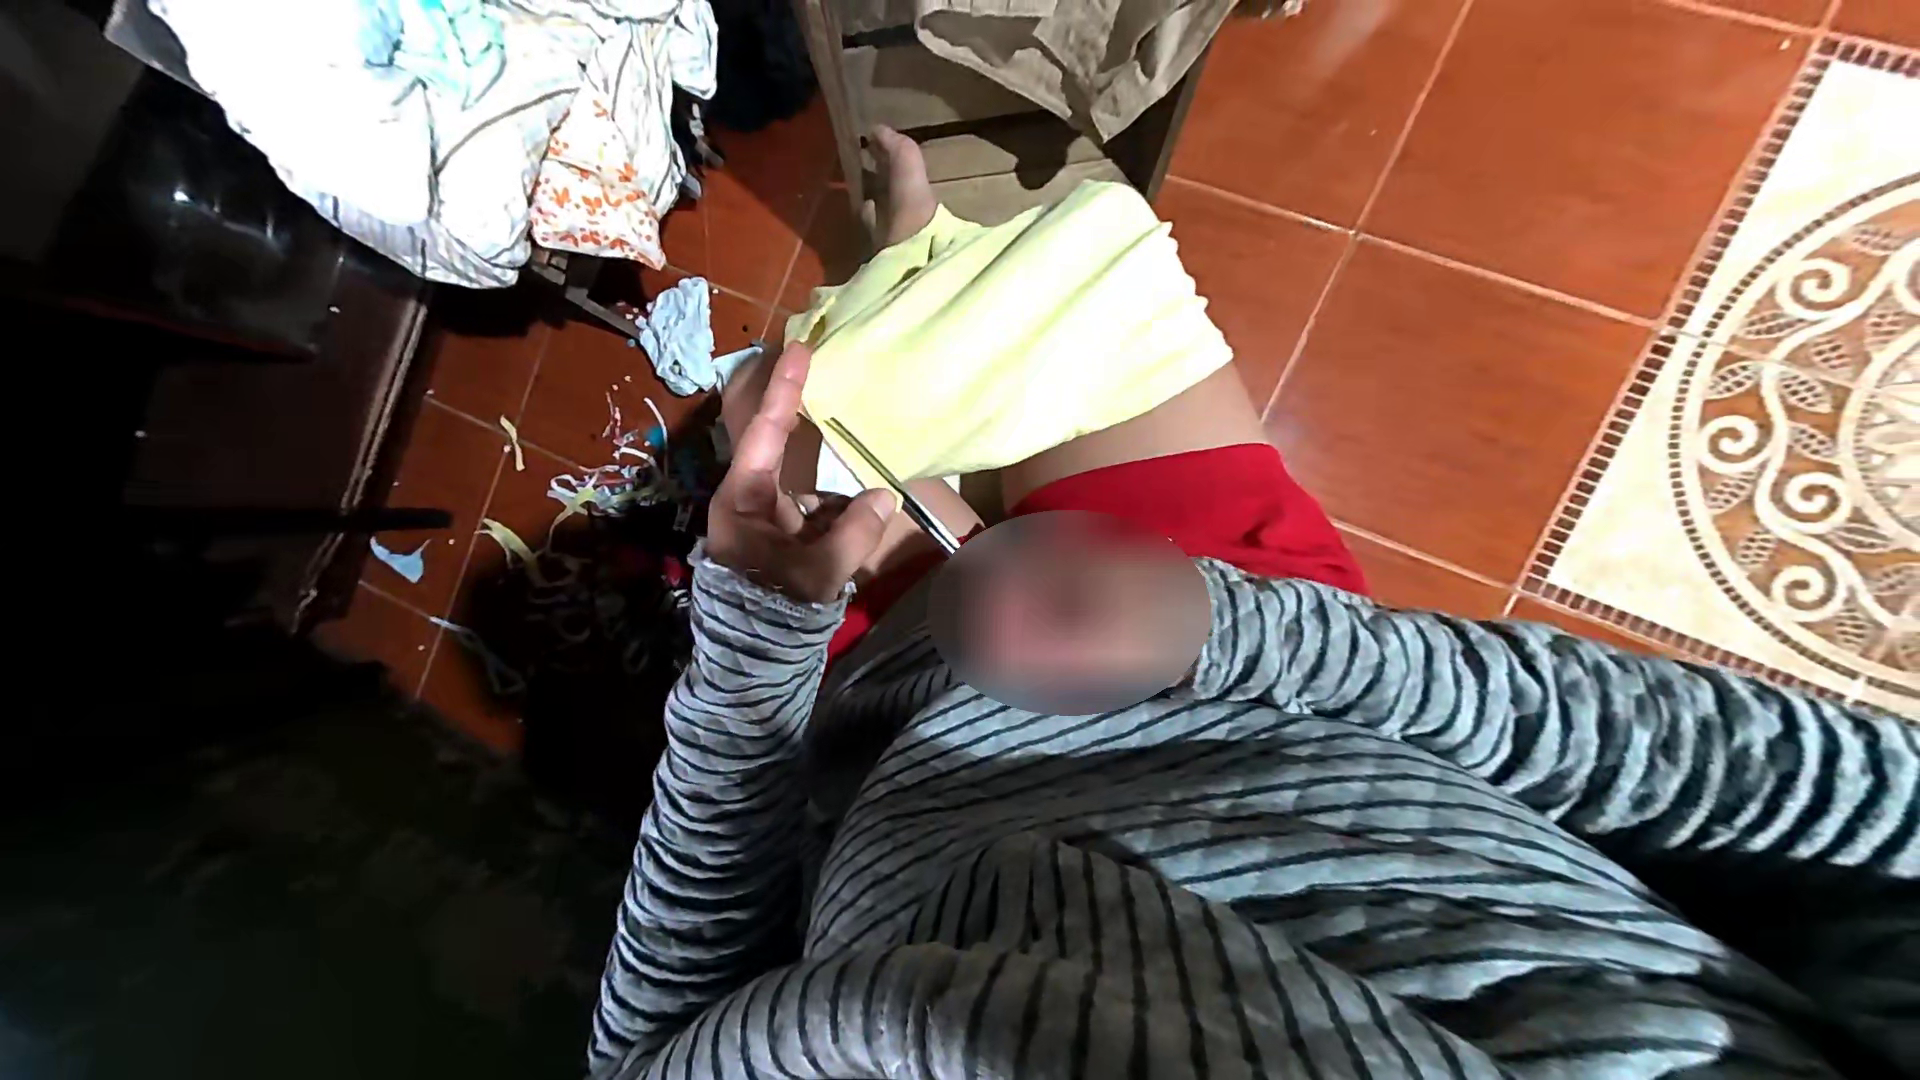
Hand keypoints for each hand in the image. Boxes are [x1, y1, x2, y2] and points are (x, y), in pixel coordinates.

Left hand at [704, 343, 896, 602]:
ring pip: (806, 483)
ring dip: (834, 482)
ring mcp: (767, 515)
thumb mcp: (817, 572)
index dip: (783, 390)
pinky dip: (838, 506)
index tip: (800, 350)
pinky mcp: (783, 532)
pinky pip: (815, 507)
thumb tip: (884, 497)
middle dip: (806, 421)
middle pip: (783, 449)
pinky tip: (861, 512)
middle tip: (829, 382)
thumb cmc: (775, 608)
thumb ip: (854, 533)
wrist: (756, 652)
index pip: (765, 433)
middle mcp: (750, 498)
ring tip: (859, 468)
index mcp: (743, 498)